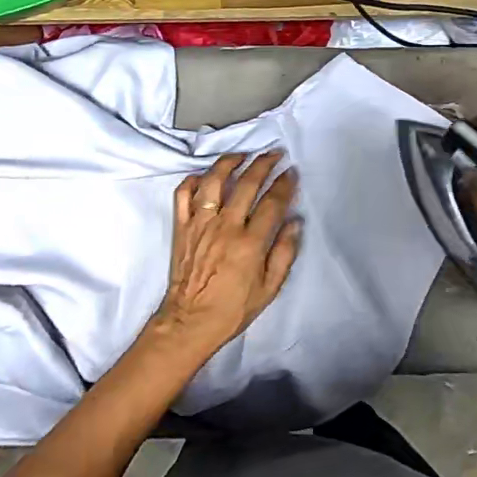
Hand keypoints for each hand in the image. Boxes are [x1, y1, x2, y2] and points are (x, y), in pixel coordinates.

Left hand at [140, 151, 300, 364]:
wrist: (189, 323)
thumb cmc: (233, 308)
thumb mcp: (270, 287)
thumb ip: (285, 252)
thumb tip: (295, 223)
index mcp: (250, 242)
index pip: (272, 202)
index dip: (285, 183)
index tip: (292, 172)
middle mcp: (225, 227)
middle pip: (247, 184)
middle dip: (264, 164)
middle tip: (274, 154)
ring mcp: (200, 225)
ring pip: (214, 182)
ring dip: (229, 163)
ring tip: (242, 155)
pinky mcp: (181, 228)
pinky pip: (183, 196)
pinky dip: (193, 181)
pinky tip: (205, 175)